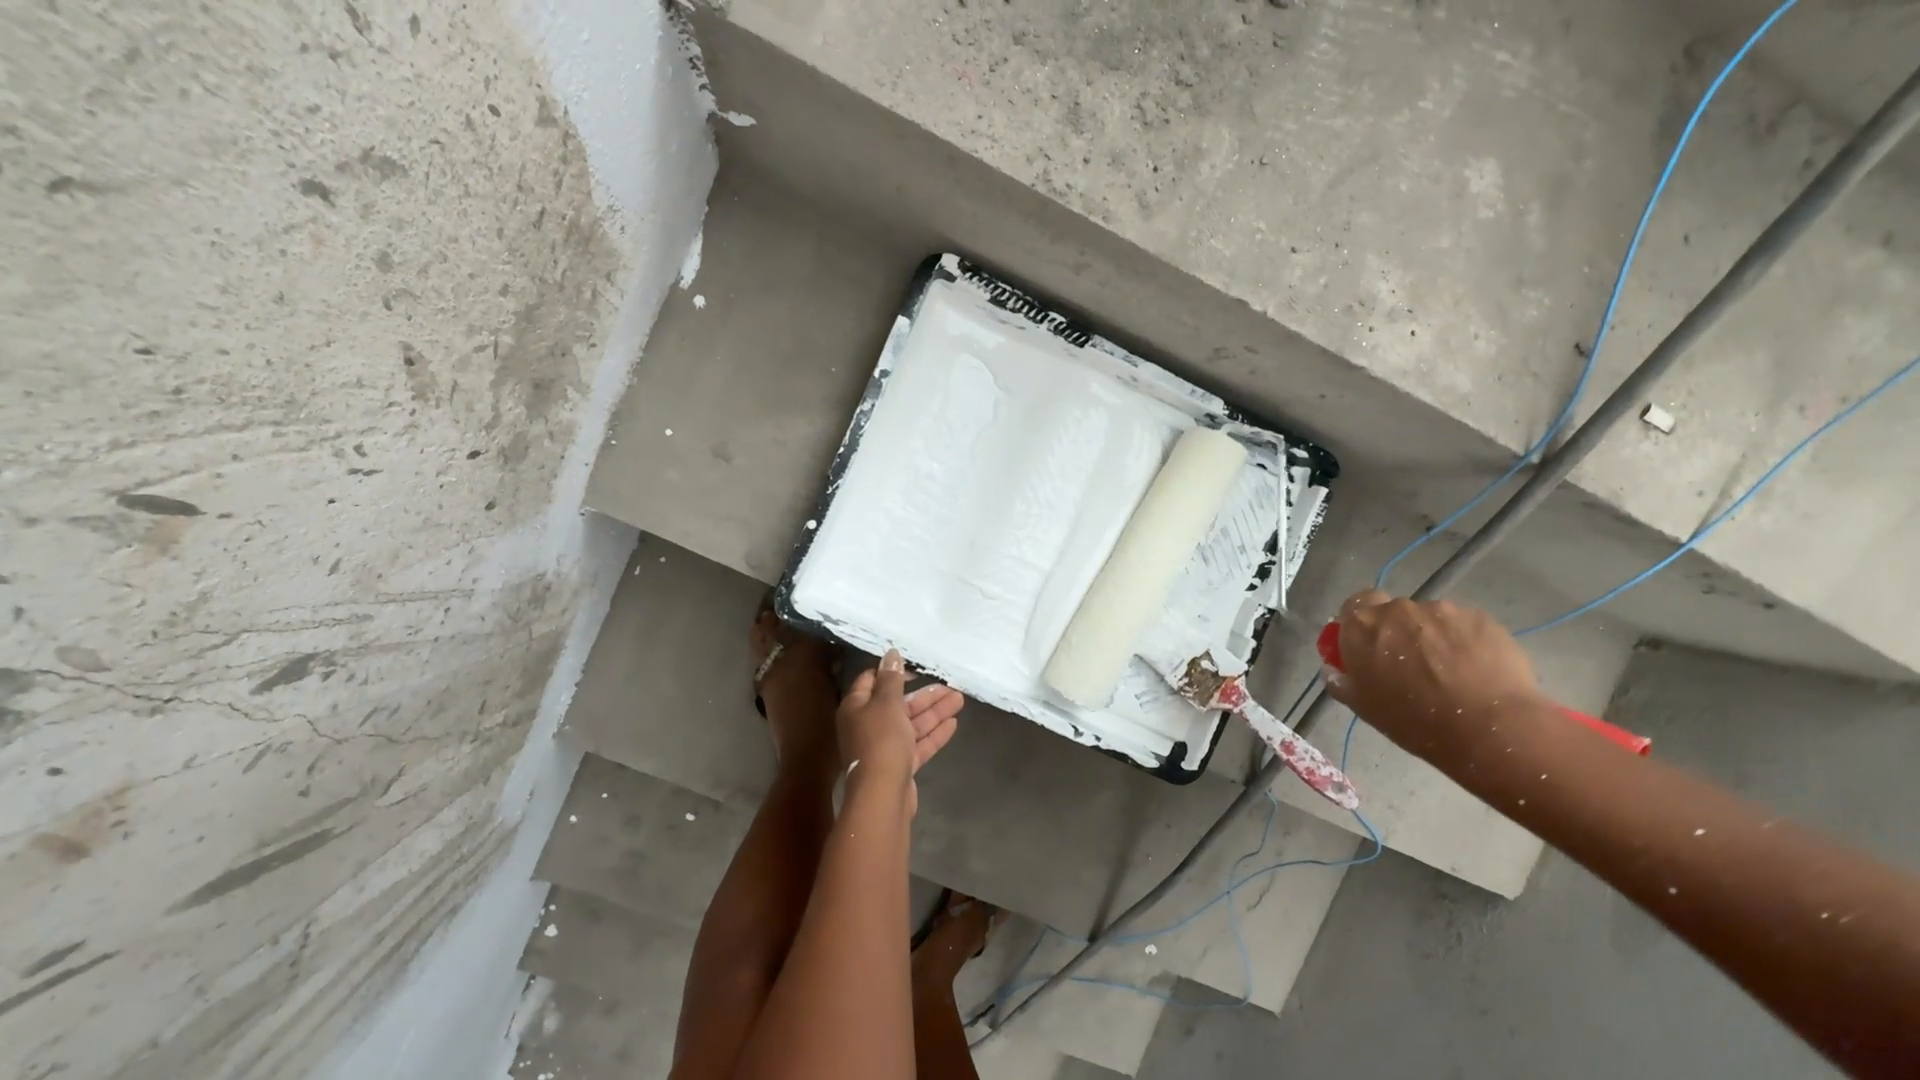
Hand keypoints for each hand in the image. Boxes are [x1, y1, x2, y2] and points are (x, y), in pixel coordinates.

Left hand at [837, 649, 962, 813]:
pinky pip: (917, 743)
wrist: (882, 794)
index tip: (915, 667)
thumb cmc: (881, 740)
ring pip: (911, 723)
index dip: (892, 672)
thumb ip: (892, 678)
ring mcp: (884, 747)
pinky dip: (934, 733)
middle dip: (924, 694)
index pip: (871, 681)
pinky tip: (953, 723)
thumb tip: (891, 653)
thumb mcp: (886, 703)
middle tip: (949, 684)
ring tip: (960, 698)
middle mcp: (867, 725)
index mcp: (856, 707)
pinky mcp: (899, 764)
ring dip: (934, 711)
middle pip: (897, 703)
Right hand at [1321, 590, 1546, 762]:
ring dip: (1433, 638)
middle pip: (1394, 612)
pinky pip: (1464, 627)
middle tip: (1409, 666)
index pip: (1353, 606)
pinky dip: (1464, 643)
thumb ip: (1342, 682)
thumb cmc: (1414, 720)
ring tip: (1449, 673)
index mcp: (1362, 626)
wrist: (1487, 727)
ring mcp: (1444, 610)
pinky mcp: (1481, 618)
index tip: (1368, 648)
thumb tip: (1334, 670)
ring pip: (1431, 619)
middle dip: (1398, 632)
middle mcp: (1399, 609)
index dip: (1360, 625)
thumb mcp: (1363, 708)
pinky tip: (1475, 672)